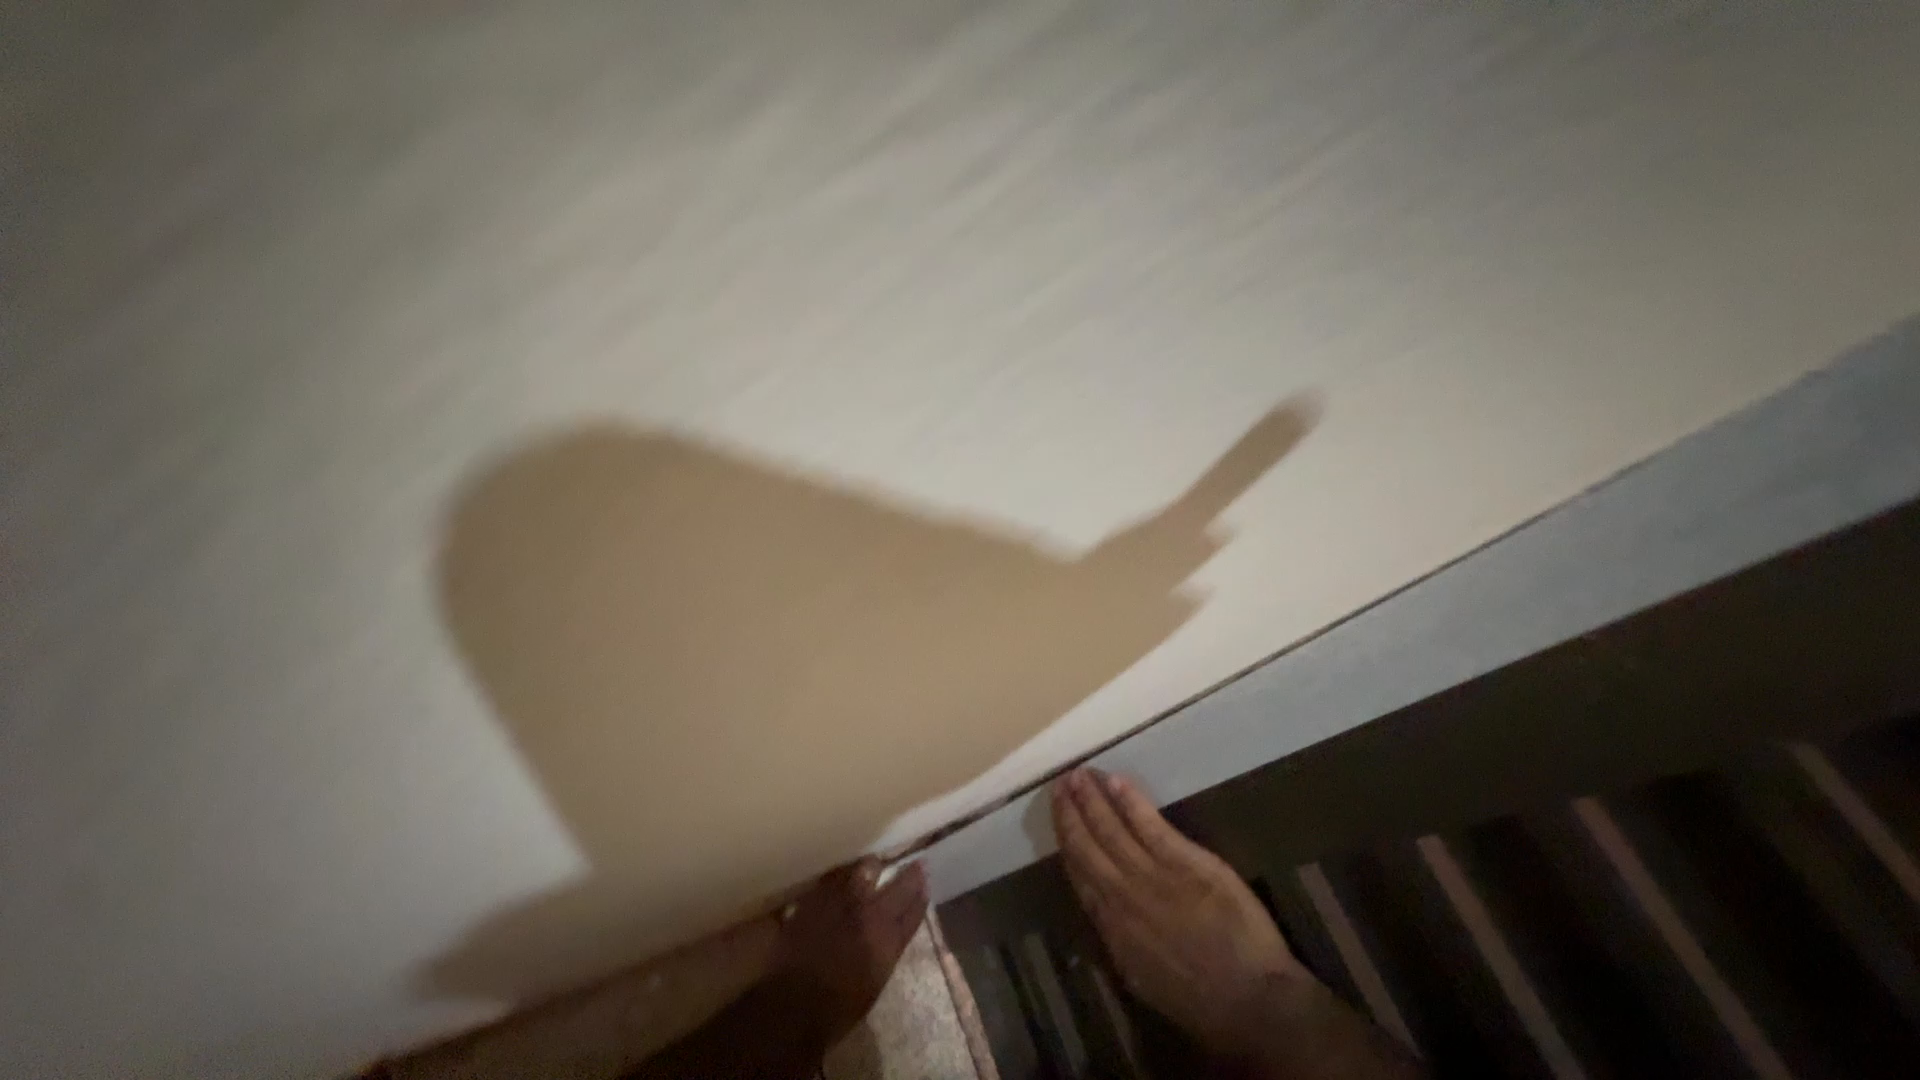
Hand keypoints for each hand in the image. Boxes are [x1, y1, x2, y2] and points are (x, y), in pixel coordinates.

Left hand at [773, 856, 927, 1045]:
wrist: (792, 1004)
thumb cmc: (836, 1009)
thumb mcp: (872, 984)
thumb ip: (884, 952)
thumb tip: (887, 934)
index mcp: (888, 942)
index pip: (913, 912)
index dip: (920, 896)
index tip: (926, 882)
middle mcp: (871, 916)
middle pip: (898, 887)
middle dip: (909, 875)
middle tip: (913, 865)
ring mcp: (842, 903)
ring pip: (865, 870)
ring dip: (871, 868)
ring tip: (873, 865)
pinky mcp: (816, 898)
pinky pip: (835, 876)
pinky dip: (842, 874)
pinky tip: (842, 874)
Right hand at [1052, 768, 1311, 1055]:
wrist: (1250, 1000)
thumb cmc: (1199, 998)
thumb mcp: (1140, 977)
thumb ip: (1117, 938)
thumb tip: (1100, 909)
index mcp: (1111, 927)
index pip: (1079, 876)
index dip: (1065, 843)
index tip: (1057, 819)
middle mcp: (1122, 896)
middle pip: (1087, 847)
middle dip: (1070, 814)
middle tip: (1059, 784)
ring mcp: (1152, 875)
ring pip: (1111, 830)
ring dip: (1092, 800)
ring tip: (1078, 775)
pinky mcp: (1185, 862)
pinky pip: (1149, 825)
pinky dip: (1129, 802)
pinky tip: (1114, 782)